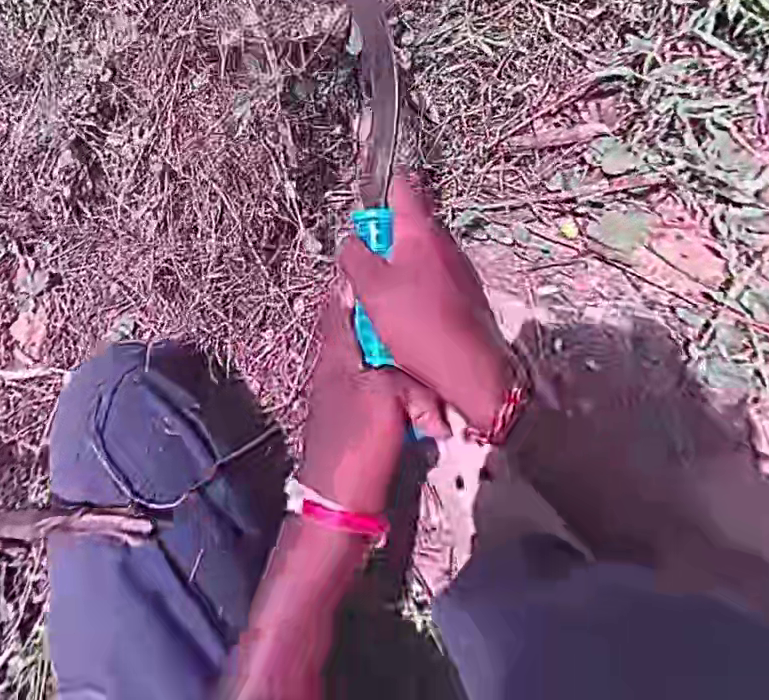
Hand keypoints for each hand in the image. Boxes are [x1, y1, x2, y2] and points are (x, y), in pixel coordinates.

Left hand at [297, 281, 447, 514]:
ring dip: (398, 357)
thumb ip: (409, 377)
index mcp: (336, 351)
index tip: (384, 267)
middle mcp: (336, 364)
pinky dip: (401, 385)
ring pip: (376, 358)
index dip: (358, 282)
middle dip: (389, 321)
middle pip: (363, 328)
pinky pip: (383, 386)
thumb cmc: (356, 442)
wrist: (338, 500)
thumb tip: (432, 396)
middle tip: (419, 312)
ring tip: (425, 353)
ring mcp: (344, 389)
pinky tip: (422, 394)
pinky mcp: (357, 413)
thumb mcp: (387, 396)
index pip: (341, 302)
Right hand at [337, 176, 514, 427]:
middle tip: (364, 270)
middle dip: (379, 248)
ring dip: (392, 276)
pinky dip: (410, 297)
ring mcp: (456, 271)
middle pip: (403, 231)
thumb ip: (353, 257)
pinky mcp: (462, 298)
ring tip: (380, 305)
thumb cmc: (424, 327)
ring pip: (413, 261)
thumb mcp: (370, 288)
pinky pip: (427, 287)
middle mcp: (443, 246)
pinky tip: (400, 323)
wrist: (470, 371)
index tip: (368, 203)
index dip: (380, 191)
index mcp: (420, 233)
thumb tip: (350, 244)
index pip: (401, 190)